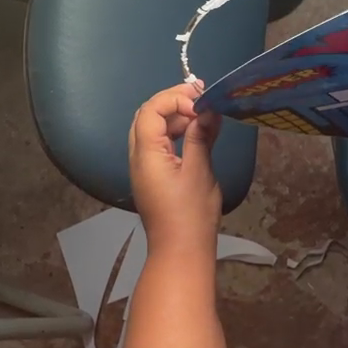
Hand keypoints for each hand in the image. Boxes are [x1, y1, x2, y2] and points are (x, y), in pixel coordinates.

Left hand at [128, 83, 221, 252]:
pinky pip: (160, 143)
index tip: (202, 103)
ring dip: (175, 116)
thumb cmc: (191, 212)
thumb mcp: (200, 171)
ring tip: (204, 112)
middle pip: (147, 116)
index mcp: (146, 154)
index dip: (175, 99)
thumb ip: (201, 137)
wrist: (181, 249)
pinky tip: (198, 132)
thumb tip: (208, 110)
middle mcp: (139, 157)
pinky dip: (177, 132)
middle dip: (172, 102)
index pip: (151, 110)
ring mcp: (144, 167)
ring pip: (152, 129)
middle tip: (201, 97)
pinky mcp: (154, 175)